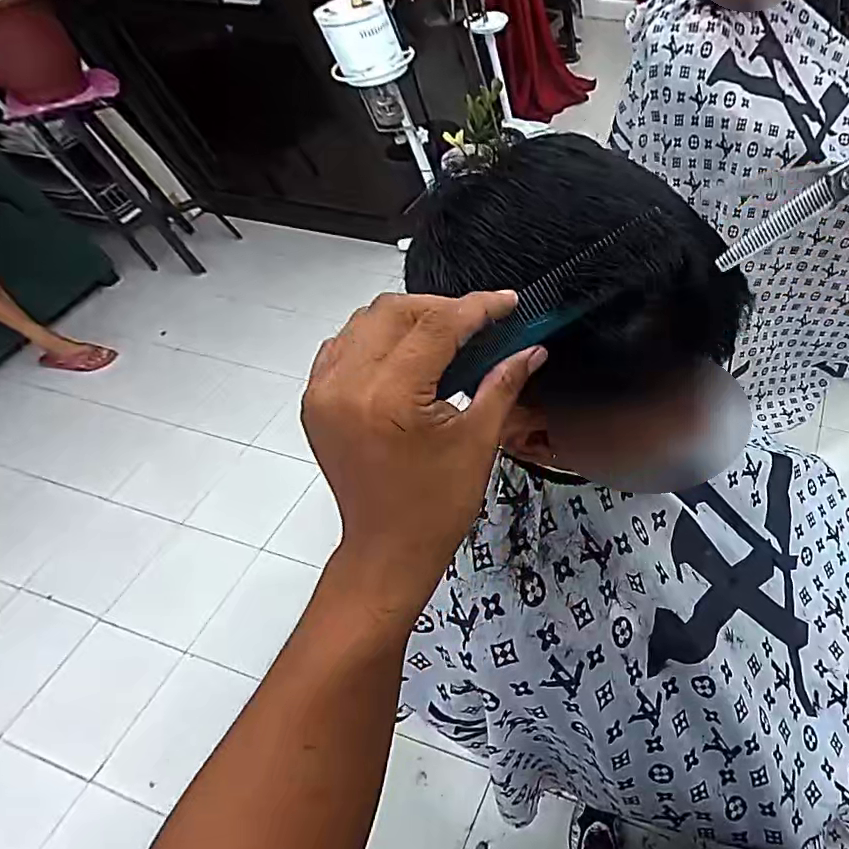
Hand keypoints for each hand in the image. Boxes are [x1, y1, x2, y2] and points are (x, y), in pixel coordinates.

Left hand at [302, 292, 543, 597]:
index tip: (505, 303)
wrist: (390, 545)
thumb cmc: (436, 505)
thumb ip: (503, 384)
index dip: (477, 308)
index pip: (435, 326)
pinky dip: (379, 338)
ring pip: (365, 321)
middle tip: (482, 320)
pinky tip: (409, 353)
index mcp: (389, 397)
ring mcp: (324, 392)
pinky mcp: (317, 401)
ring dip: (410, 317)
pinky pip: (344, 346)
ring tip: (449, 334)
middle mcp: (346, 386)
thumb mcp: (479, 440)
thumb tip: (530, 351)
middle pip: (394, 311)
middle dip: (443, 306)